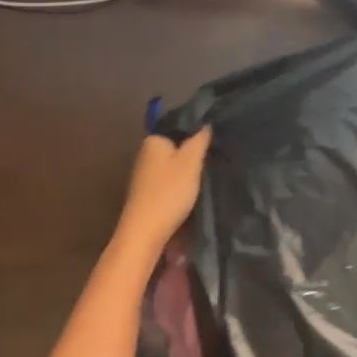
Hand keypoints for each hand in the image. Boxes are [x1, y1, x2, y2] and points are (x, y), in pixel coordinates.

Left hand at [113, 127, 210, 259]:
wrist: (144, 232)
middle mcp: (144, 155)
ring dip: (186, 175)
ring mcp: (143, 176)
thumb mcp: (190, 162)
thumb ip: (199, 140)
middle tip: (212, 163)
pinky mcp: (146, 195)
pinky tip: (189, 197)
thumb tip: (205, 124)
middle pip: (175, 150)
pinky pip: (167, 184)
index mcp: (153, 141)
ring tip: (204, 180)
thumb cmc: (169, 191)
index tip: (213, 145)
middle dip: (191, 157)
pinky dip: (178, 189)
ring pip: (172, 168)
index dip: (196, 135)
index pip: (178, 129)